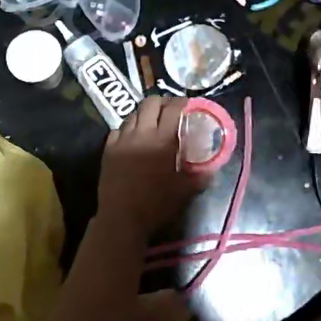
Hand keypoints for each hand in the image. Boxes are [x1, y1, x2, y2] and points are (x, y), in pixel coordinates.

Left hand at [97, 98, 210, 235]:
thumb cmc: (156, 204)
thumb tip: (212, 169)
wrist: (121, 218)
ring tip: (152, 122)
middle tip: (170, 109)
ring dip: (145, 113)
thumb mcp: (184, 192)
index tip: (187, 104)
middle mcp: (141, 134)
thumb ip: (200, 177)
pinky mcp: (108, 149)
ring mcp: (121, 140)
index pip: (173, 109)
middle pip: (150, 103)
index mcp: (162, 141)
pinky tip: (133, 137)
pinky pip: (118, 129)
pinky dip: (128, 128)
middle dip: (162, 102)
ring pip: (133, 114)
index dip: (181, 102)